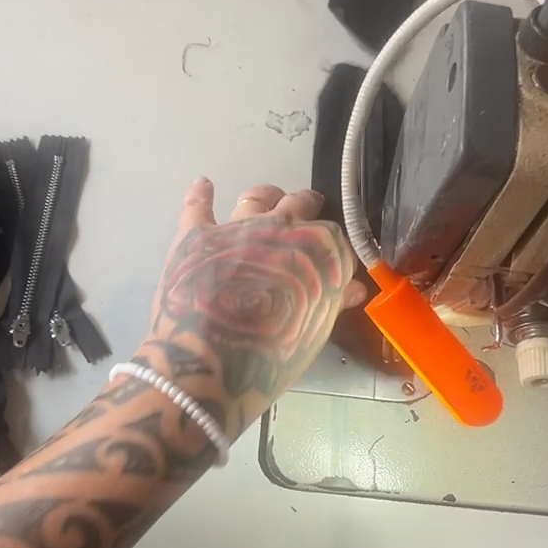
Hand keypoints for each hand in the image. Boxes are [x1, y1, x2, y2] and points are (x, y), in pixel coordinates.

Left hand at [130, 179, 359, 437]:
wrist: (206, 364)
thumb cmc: (269, 357)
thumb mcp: (311, 334)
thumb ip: (332, 303)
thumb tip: (353, 289)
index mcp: (314, 249)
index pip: (332, 237)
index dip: (332, 247)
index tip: (330, 255)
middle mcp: (278, 226)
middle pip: (298, 205)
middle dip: (306, 206)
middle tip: (307, 210)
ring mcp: (234, 227)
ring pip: (256, 197)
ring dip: (266, 196)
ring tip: (269, 197)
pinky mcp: (194, 235)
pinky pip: (198, 205)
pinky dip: (201, 193)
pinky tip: (204, 184)